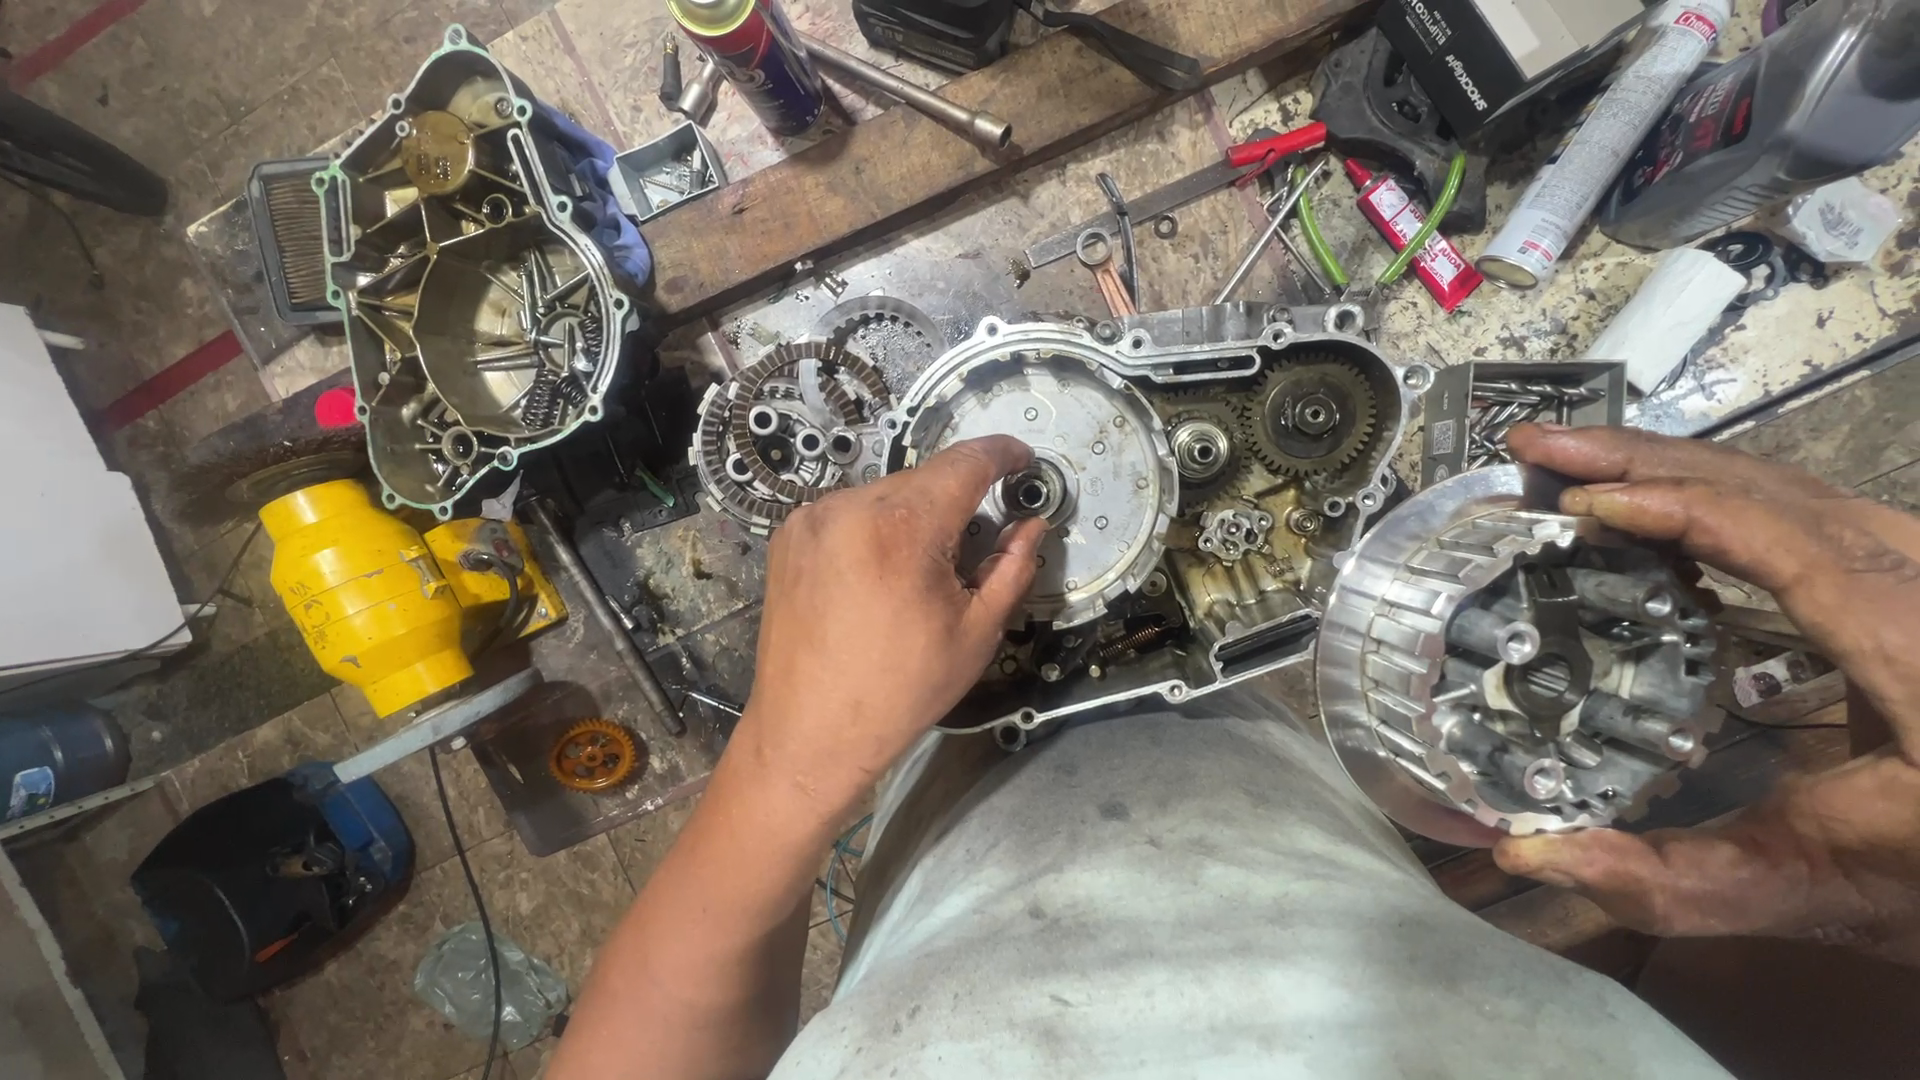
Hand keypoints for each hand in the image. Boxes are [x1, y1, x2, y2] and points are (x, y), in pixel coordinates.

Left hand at [733, 436, 1044, 819]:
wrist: (809, 732)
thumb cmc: (902, 689)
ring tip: (914, 575)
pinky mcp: (787, 536)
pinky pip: (847, 514)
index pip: (965, 463)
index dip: (1001, 454)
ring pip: (884, 496)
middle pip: (924, 481)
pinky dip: (873, 529)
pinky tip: (874, 576)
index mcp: (903, 526)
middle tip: (970, 551)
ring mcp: (811, 519)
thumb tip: (1031, 525)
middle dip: (956, 503)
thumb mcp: (976, 632)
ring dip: (912, 517)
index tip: (1022, 461)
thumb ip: (1012, 567)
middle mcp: (850, 506)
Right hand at [1492, 424, 1919, 964]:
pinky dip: (1704, 492)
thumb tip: (1526, 854)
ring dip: (1666, 464)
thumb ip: (1674, 883)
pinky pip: (1799, 509)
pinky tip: (1646, 504)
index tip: (1580, 501)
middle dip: (1644, 456)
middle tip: (1538, 445)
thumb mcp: (1816, 891)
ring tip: (1571, 461)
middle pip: (1783, 487)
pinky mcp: (1905, 583)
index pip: (1797, 547)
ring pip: (1792, 486)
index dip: (1682, 510)